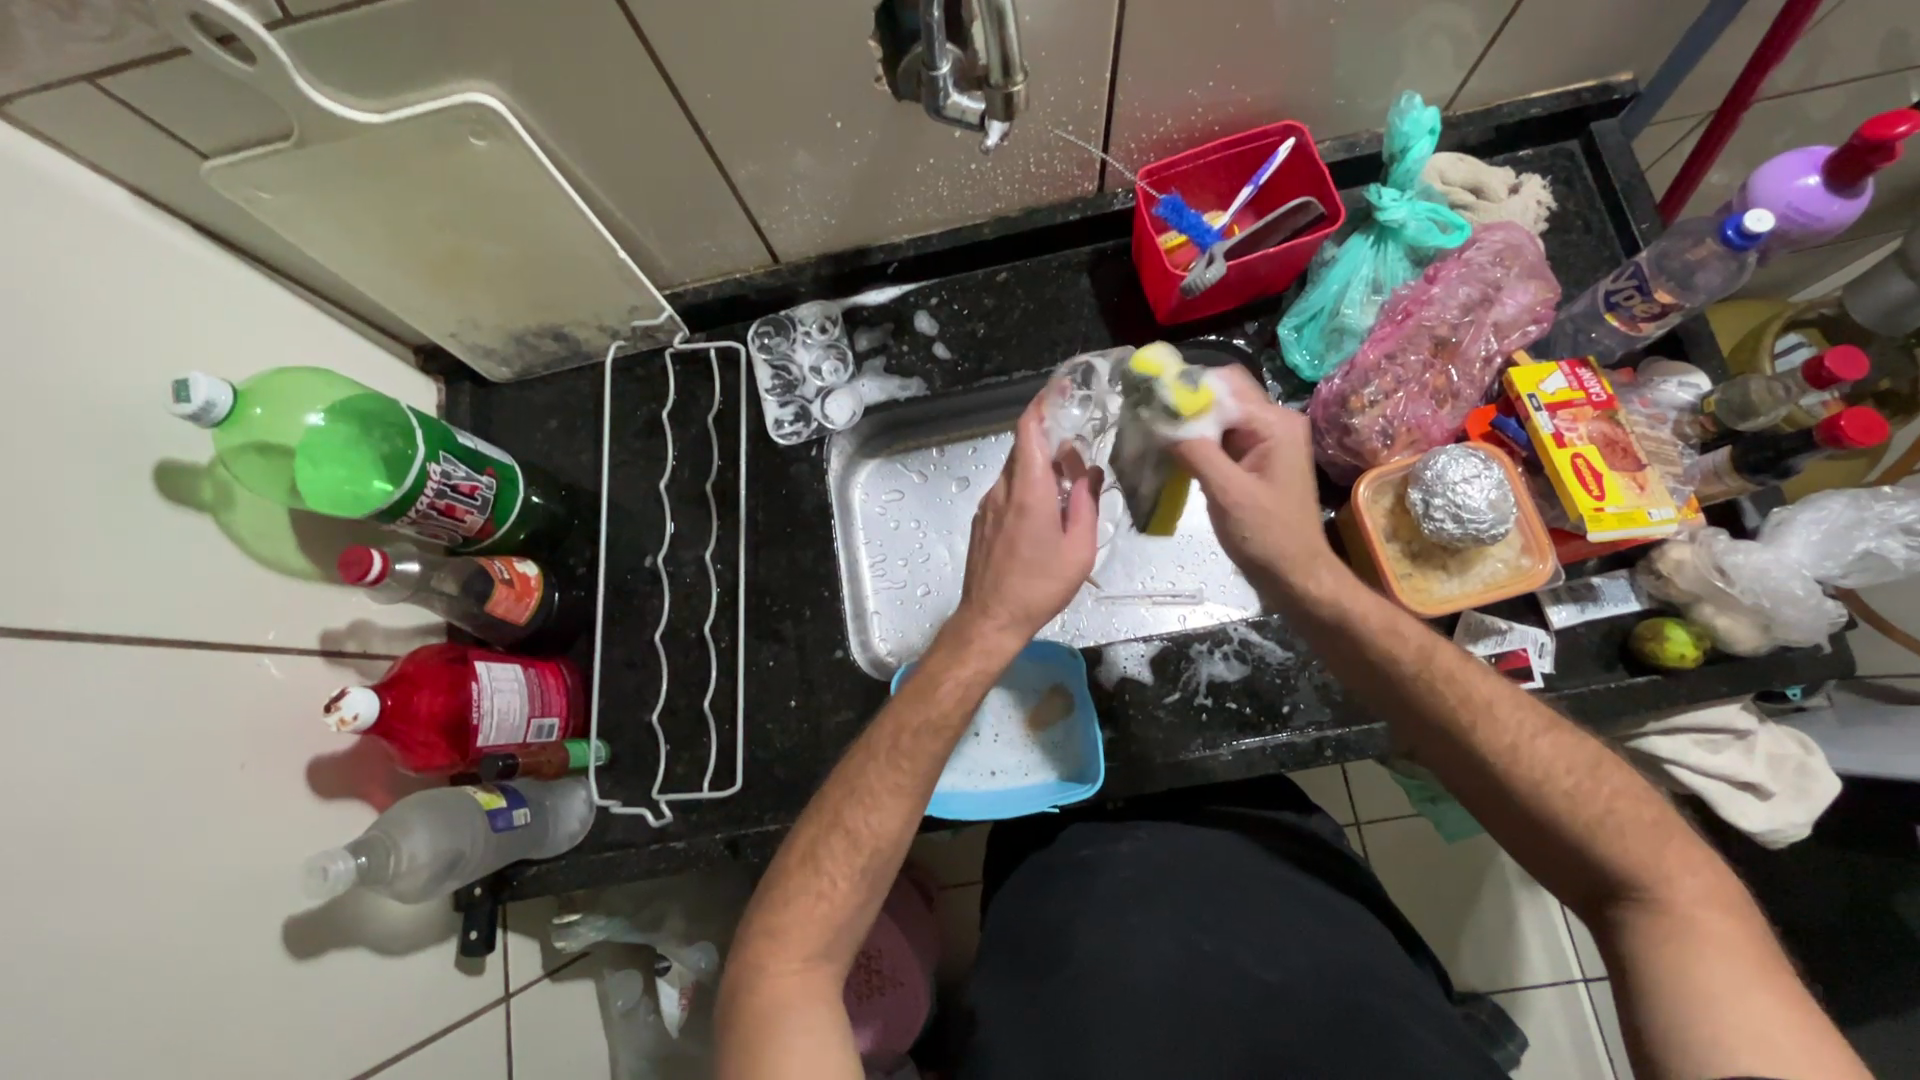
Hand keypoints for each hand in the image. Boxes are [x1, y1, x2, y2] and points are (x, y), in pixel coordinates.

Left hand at [953, 388, 1101, 646]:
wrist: (991, 618)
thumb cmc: (1040, 586)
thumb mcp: (1079, 548)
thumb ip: (1086, 504)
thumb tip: (1089, 472)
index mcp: (1027, 490)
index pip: (1028, 429)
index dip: (1044, 403)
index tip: (1061, 389)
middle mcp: (1002, 489)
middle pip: (1024, 448)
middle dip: (1052, 442)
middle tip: (1080, 453)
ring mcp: (988, 505)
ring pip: (1015, 470)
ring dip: (1040, 468)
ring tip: (1068, 487)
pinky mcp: (982, 521)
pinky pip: (1007, 490)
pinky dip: (1027, 487)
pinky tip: (1046, 511)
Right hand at [1170, 365, 1339, 589]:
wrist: (1294, 574)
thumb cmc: (1267, 536)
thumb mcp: (1227, 493)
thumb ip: (1195, 451)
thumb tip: (1159, 419)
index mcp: (1274, 423)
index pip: (1225, 384)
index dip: (1186, 388)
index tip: (1149, 400)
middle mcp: (1273, 423)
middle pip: (1221, 397)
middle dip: (1184, 404)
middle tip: (1147, 417)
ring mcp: (1265, 442)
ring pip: (1218, 418)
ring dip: (1188, 424)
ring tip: (1153, 434)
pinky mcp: (1254, 461)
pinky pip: (1221, 439)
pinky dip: (1197, 443)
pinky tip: (1172, 454)